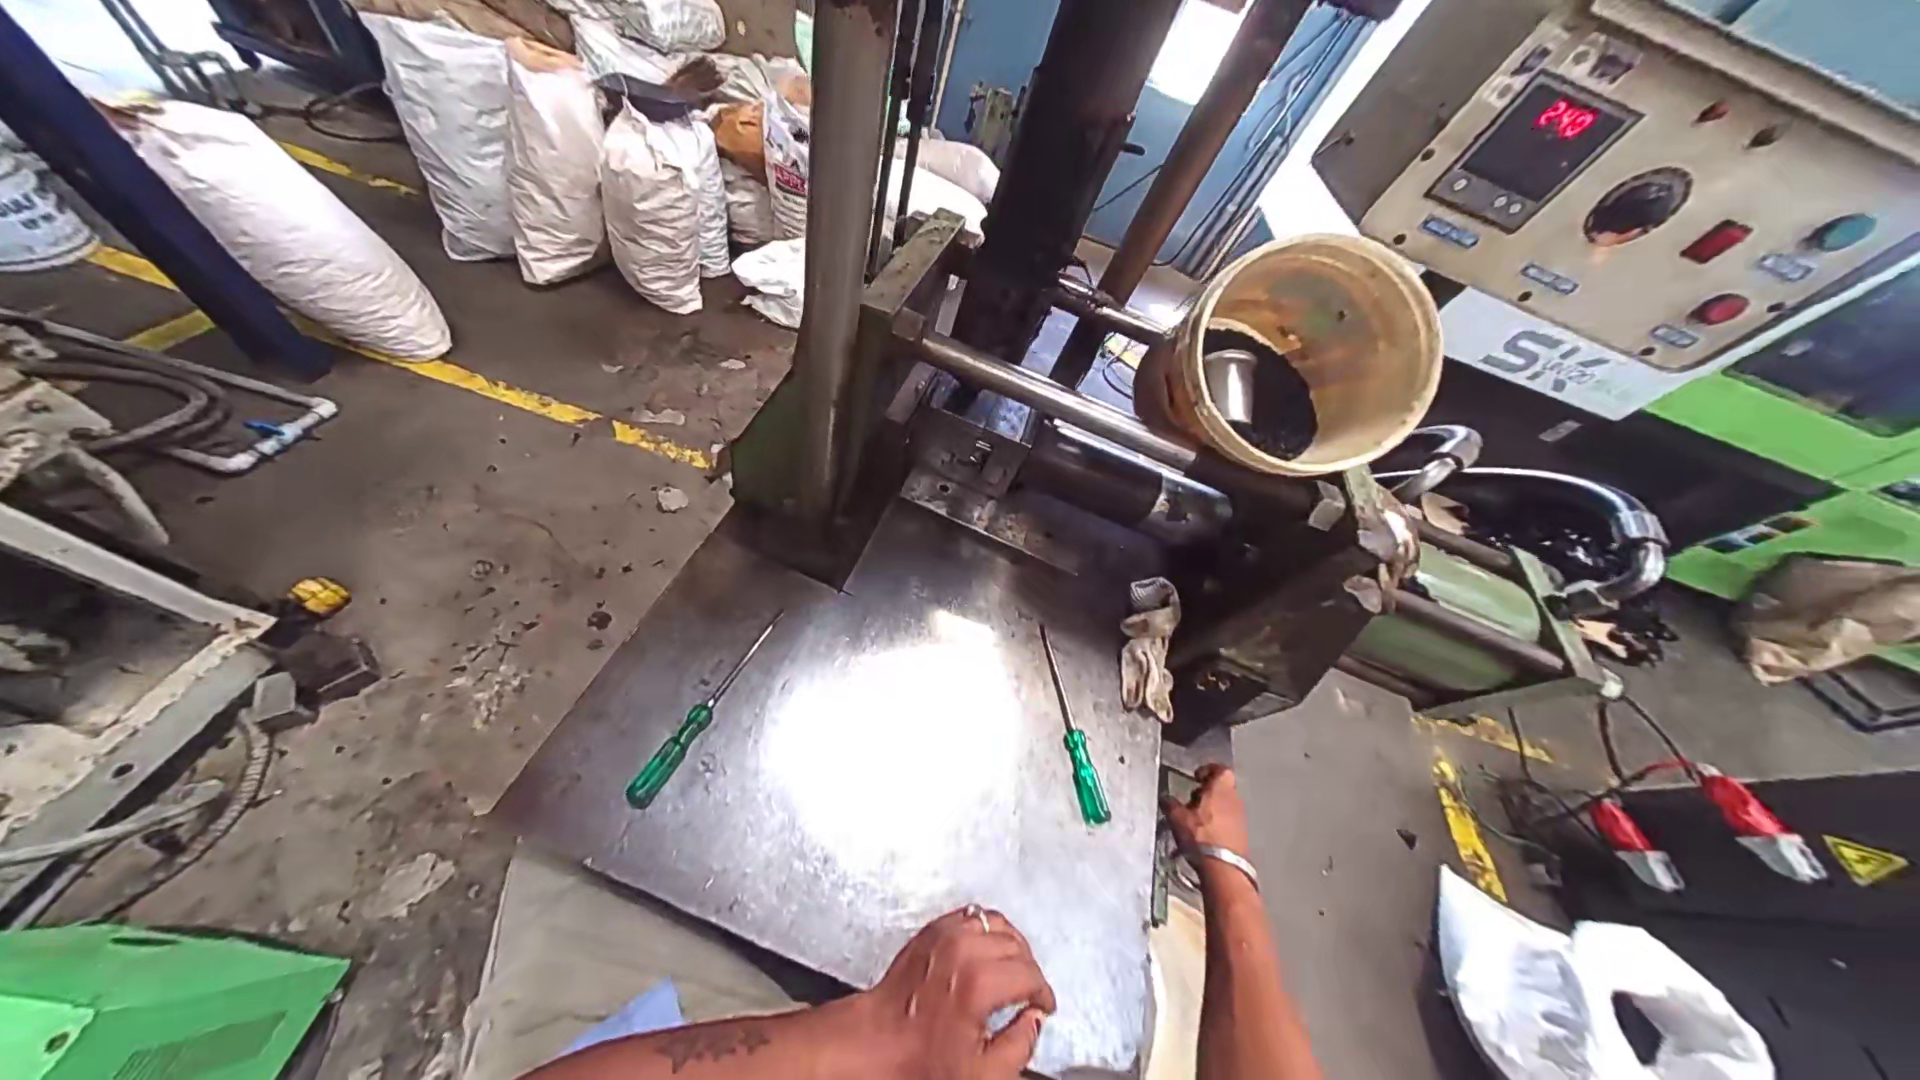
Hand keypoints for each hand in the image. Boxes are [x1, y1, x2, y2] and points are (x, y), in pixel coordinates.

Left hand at [857, 907, 1056, 1079]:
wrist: (876, 1041)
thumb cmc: (921, 1061)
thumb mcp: (981, 1074)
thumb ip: (1019, 1046)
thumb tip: (1035, 1018)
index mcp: (979, 983)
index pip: (1028, 974)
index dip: (1042, 992)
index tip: (1044, 1005)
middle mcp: (965, 949)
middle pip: (1016, 946)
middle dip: (1029, 969)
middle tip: (1030, 991)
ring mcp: (947, 933)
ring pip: (996, 922)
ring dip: (1011, 944)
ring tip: (1013, 968)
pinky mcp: (933, 928)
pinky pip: (972, 915)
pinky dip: (987, 929)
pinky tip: (987, 950)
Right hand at [1162, 763, 1250, 856]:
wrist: (1224, 869)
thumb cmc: (1200, 836)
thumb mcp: (1177, 818)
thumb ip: (1170, 804)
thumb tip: (1165, 797)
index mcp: (1220, 789)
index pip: (1221, 769)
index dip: (1208, 770)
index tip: (1197, 777)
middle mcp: (1234, 800)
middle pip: (1223, 787)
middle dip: (1209, 791)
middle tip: (1193, 799)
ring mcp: (1241, 818)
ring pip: (1227, 804)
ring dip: (1214, 807)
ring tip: (1198, 819)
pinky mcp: (1244, 834)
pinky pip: (1231, 820)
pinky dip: (1220, 822)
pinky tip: (1207, 834)